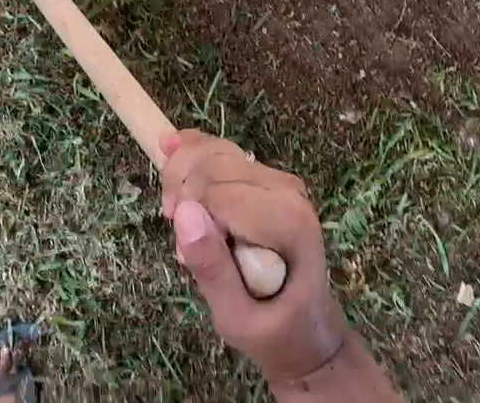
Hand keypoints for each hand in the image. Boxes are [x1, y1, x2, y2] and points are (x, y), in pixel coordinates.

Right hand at [158, 130, 347, 384]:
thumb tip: (184, 214)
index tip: (180, 252)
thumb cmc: (274, 332)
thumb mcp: (236, 319)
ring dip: (182, 174)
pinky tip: (172, 147)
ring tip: (175, 210)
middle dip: (181, 190)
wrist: (307, 331)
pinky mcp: (269, 178)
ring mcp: (280, 180)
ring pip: (214, 151)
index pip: (216, 191)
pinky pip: (223, 151)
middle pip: (213, 164)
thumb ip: (212, 268)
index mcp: (287, 222)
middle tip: (175, 232)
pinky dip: (194, 151)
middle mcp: (288, 191)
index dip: (187, 212)